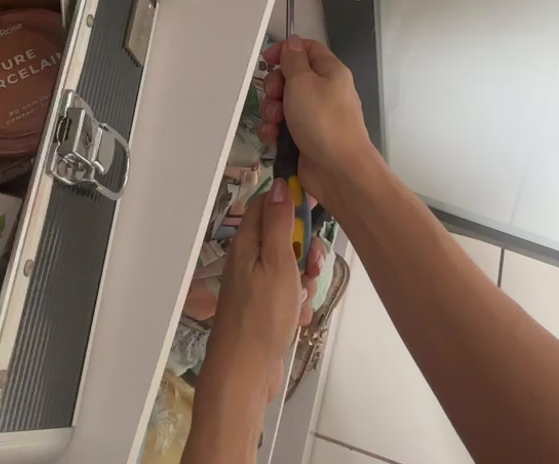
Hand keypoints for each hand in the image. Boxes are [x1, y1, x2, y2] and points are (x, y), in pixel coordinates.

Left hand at [203, 185, 303, 406]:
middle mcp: (249, 258)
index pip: (267, 203)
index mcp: (247, 242)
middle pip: (284, 236)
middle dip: (304, 249)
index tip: (314, 210)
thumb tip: (279, 184)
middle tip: (311, 267)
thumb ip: (280, 223)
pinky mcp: (265, 308)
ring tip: (301, 300)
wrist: (244, 374)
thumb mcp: (277, 263)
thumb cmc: (261, 317)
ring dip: (304, 281)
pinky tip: (296, 319)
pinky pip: (289, 293)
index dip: (290, 202)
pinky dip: (298, 303)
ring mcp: (256, 284)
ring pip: (291, 267)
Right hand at [256, 37, 379, 211]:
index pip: (307, 49)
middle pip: (291, 77)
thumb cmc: (322, 120)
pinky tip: (273, 137)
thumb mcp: (303, 82)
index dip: (286, 50)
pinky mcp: (305, 137)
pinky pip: (283, 126)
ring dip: (271, 111)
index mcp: (330, 71)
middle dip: (275, 86)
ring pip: (283, 103)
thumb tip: (293, 42)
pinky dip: (275, 130)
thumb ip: (293, 60)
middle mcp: (324, 91)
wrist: (338, 170)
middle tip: (274, 96)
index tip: (267, 60)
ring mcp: (314, 115)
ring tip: (275, 122)